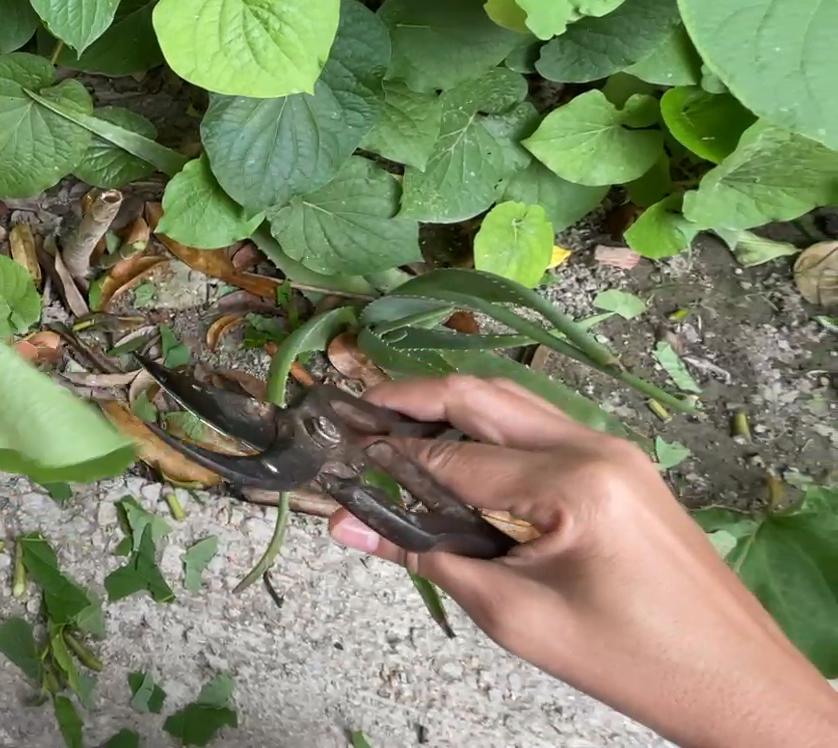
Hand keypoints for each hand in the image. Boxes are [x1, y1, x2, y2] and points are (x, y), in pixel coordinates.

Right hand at [328, 376, 837, 747]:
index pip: (452, 458)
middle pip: (478, 395)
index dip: (389, 456)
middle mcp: (593, 449)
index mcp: (574, 485)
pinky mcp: (620, 464)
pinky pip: (533, 422)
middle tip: (355, 411)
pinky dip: (481, 422)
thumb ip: (420, 555)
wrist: (749, 694)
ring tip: (392, 422)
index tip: (340, 455)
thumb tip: (340, 525)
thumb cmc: (630, 661)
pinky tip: (453, 445)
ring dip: (444, 403)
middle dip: (408, 396)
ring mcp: (612, 451)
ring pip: (506, 398)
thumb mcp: (513, 614)